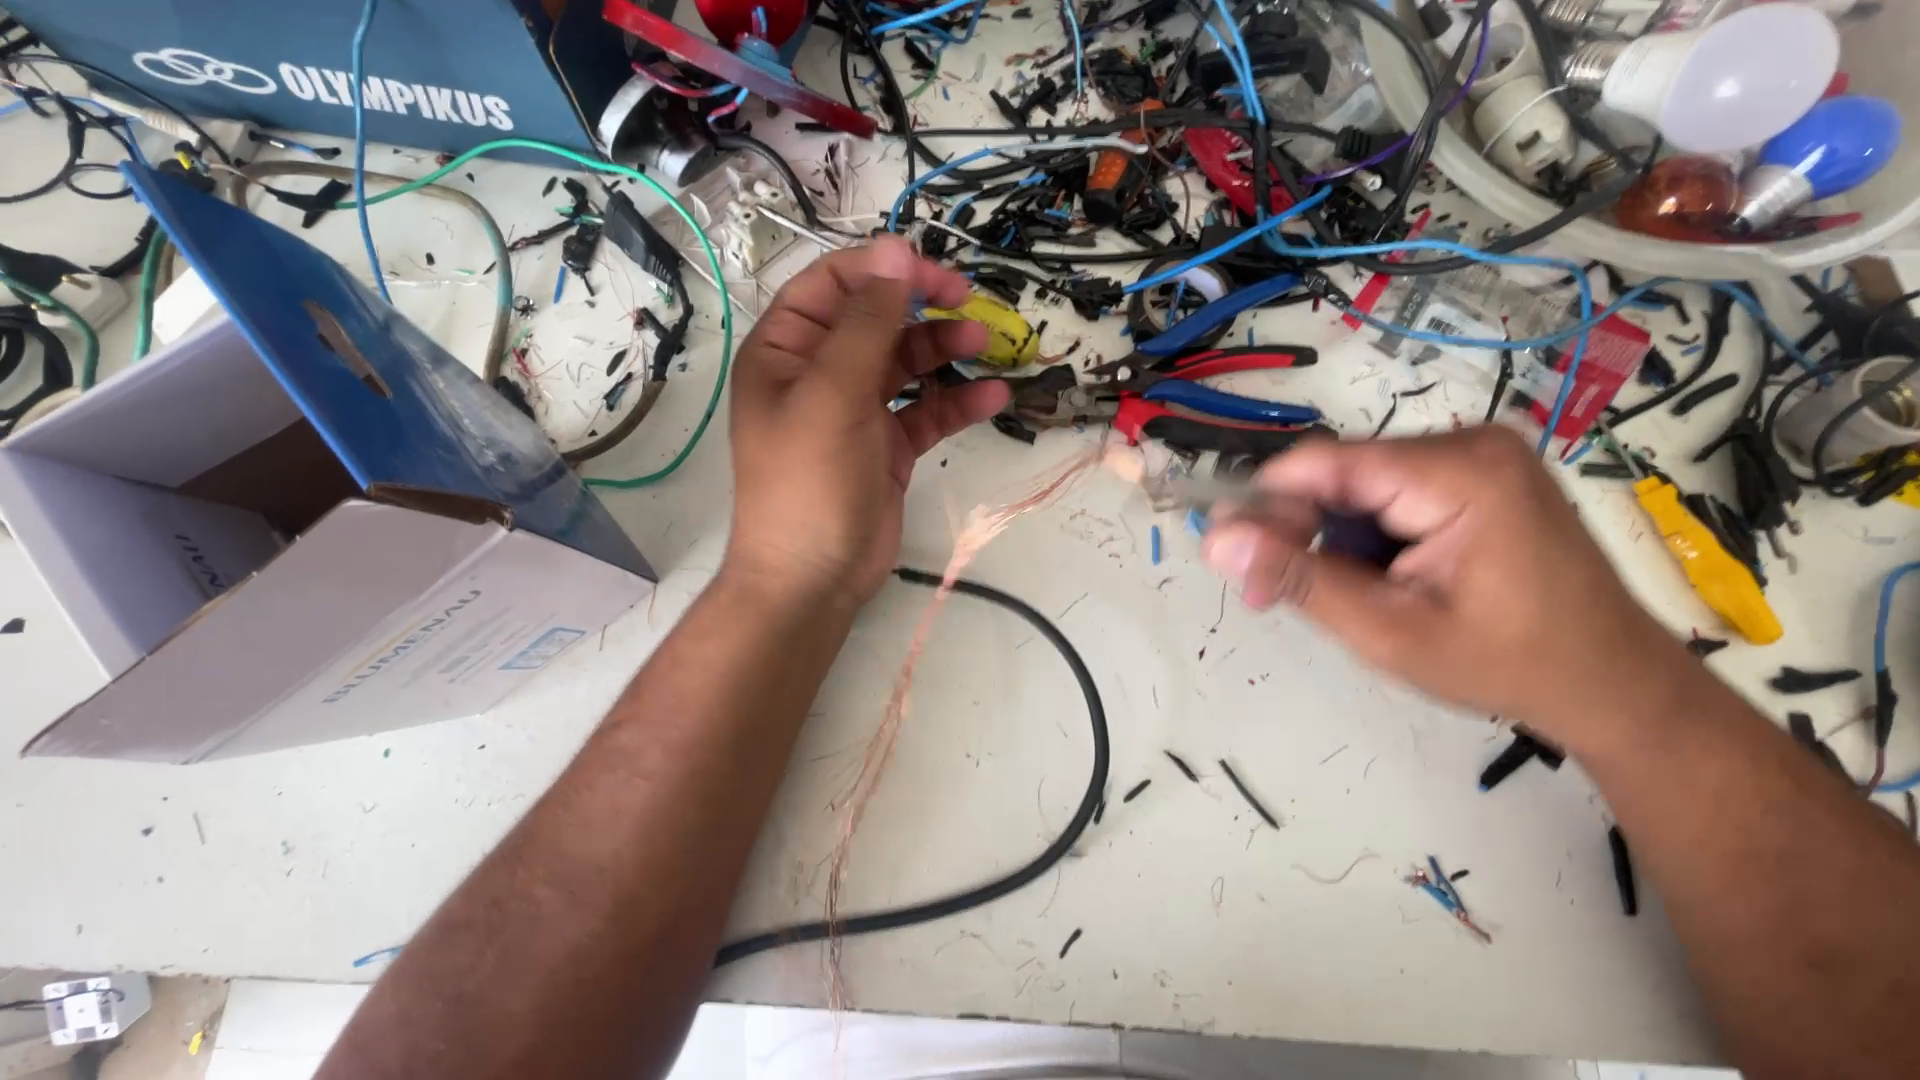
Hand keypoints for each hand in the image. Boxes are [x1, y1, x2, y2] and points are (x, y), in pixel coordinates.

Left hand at [723, 236, 1010, 610]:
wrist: (812, 578)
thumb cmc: (808, 481)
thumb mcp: (833, 393)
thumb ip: (867, 322)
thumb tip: (895, 251)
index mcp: (785, 349)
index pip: (833, 285)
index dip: (882, 270)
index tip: (933, 272)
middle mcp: (819, 373)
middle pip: (876, 319)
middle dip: (921, 307)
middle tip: (969, 301)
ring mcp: (855, 410)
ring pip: (906, 363)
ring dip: (944, 350)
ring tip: (984, 343)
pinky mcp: (887, 446)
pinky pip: (925, 411)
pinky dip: (957, 402)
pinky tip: (993, 396)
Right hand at [1201, 425, 1685, 729]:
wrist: (1614, 685)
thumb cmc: (1505, 664)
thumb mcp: (1387, 630)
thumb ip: (1297, 578)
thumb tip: (1214, 540)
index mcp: (1458, 472)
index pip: (1322, 464)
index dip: (1264, 507)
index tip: (1232, 560)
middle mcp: (1469, 442)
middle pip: (1340, 472)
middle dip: (1298, 531)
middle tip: (1269, 595)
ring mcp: (1480, 456)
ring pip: (1359, 485)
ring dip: (1331, 538)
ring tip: (1339, 597)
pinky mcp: (1482, 475)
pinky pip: (1391, 492)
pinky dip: (1367, 535)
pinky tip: (1376, 579)